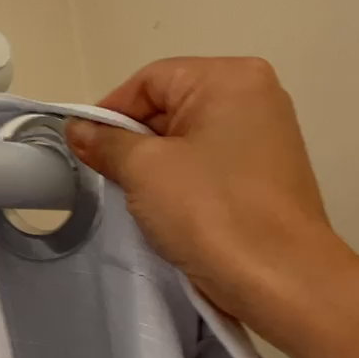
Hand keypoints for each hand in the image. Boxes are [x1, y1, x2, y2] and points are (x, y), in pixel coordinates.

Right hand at [64, 57, 358, 334]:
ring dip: (152, 165)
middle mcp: (254, 96)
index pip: (148, 81)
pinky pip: (205, 163)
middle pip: (167, 106)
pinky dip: (178, 181)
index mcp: (230, 78)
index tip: (84, 150)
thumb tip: (78, 130)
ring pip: (183, 138)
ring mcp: (263, 136)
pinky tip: (167, 210)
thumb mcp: (144, 169)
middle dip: (132, 141)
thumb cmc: (211, 211)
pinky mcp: (262, 174)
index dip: (109, 113)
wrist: (279, 279)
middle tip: (108, 178)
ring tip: (137, 198)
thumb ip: (105, 143)